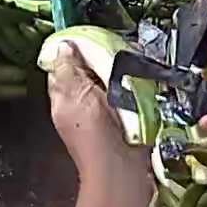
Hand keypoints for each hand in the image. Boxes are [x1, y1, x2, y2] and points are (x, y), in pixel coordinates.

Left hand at [47, 45, 148, 198]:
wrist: (123, 170)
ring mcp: (103, 114)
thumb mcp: (76, 95)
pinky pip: (127, 95)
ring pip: (109, 82)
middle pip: (88, 73)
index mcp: (63, 98)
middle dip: (102, 58)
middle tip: (119, 46)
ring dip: (120, 71)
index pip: (63, 65)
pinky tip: (143, 79)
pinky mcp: (124, 121)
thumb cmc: (96, 133)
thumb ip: (68, 70)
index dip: (74, 49)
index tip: (93, 36)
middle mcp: (80, 105)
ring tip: (134, 58)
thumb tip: (62, 46)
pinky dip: (134, 86)